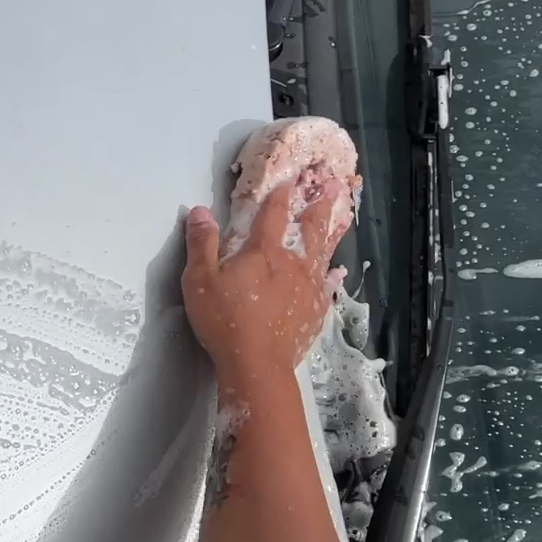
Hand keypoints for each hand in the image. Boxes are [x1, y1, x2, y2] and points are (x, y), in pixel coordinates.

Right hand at [181, 181, 341, 392]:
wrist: (255, 361)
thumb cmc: (223, 319)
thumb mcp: (199, 279)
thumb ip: (201, 244)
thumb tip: (200, 211)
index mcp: (262, 252)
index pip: (273, 216)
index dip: (280, 196)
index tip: (290, 179)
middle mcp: (292, 263)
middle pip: (310, 228)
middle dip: (319, 204)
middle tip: (334, 184)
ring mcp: (308, 286)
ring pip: (324, 251)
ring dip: (332, 230)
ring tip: (341, 216)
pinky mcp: (314, 309)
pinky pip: (327, 284)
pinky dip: (332, 274)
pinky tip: (337, 271)